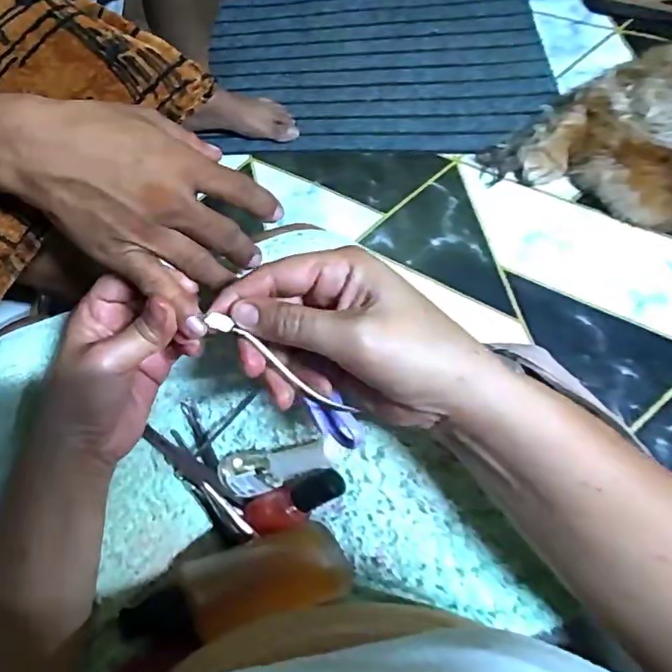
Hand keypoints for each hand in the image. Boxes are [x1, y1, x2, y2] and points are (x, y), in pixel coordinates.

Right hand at [9, 98, 279, 334]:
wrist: (43, 149)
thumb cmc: (94, 124)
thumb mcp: (148, 119)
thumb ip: (187, 143)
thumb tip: (216, 160)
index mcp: (183, 166)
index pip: (239, 189)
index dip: (262, 203)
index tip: (273, 212)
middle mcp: (174, 205)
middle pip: (223, 235)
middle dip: (244, 249)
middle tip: (252, 257)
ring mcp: (147, 234)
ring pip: (196, 265)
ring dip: (220, 274)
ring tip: (232, 281)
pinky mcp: (118, 254)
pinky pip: (154, 283)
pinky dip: (177, 300)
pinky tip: (193, 313)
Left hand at [37, 276, 183, 466]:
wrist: (86, 447)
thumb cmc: (83, 398)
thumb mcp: (107, 362)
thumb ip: (140, 333)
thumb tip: (170, 301)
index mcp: (97, 310)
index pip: (127, 277)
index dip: (152, 275)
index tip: (181, 282)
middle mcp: (119, 318)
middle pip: (152, 293)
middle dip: (176, 297)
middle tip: (196, 307)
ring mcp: (139, 339)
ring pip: (169, 315)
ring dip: (187, 319)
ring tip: (199, 332)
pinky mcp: (155, 360)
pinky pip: (177, 340)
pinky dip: (189, 340)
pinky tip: (196, 348)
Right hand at [209, 246, 514, 426]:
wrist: (459, 402)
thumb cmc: (414, 354)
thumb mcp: (351, 336)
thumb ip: (291, 322)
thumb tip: (236, 310)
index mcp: (336, 269)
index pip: (274, 274)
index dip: (241, 297)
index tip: (212, 323)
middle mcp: (326, 290)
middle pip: (269, 308)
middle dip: (261, 342)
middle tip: (255, 371)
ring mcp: (326, 322)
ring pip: (277, 339)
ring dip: (279, 367)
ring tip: (290, 394)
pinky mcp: (327, 352)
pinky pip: (293, 360)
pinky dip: (294, 379)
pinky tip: (312, 396)